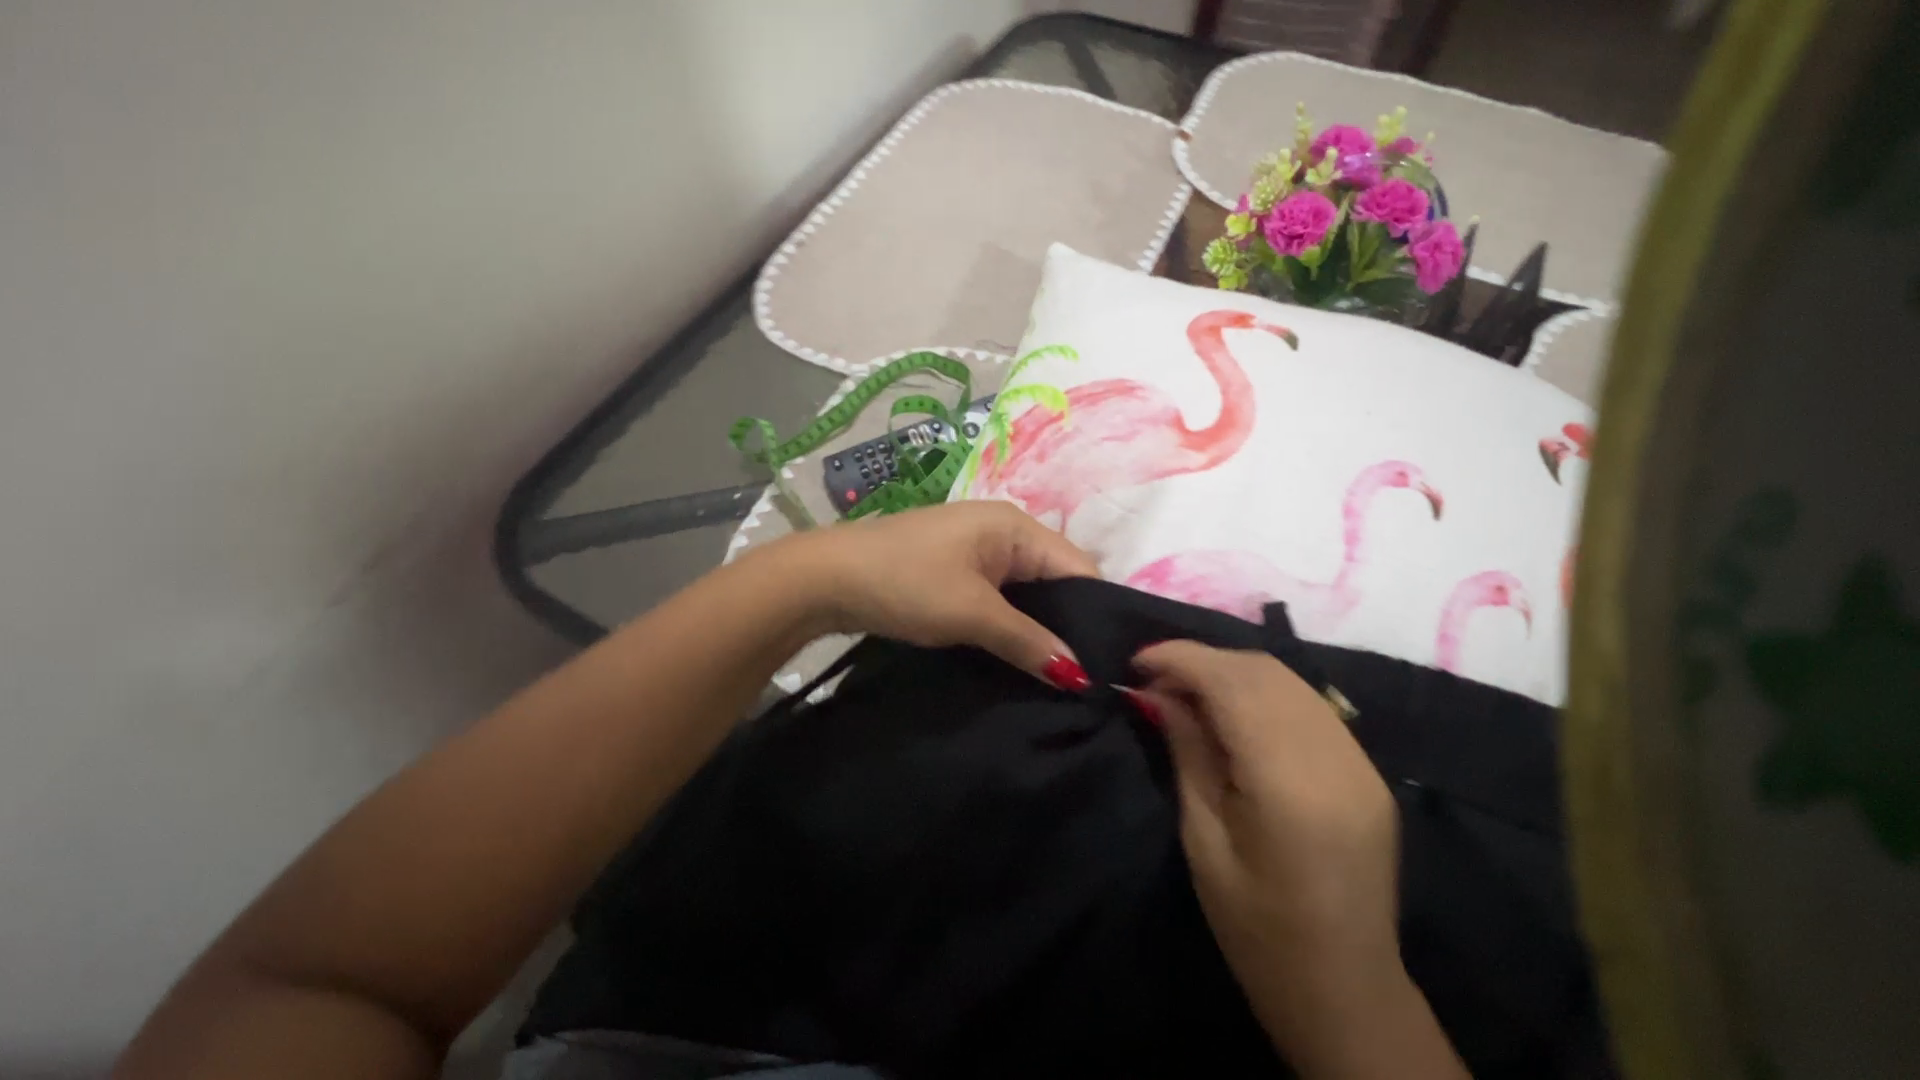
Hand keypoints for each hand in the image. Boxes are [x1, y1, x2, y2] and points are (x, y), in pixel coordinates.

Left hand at [770, 501, 1100, 687]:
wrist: (823, 579)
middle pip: (1057, 580)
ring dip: (1040, 630)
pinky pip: (1002, 600)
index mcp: (1015, 526)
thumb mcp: (970, 613)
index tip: (1112, 666)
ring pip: (1028, 594)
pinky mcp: (956, 573)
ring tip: (1060, 677)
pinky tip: (1020, 659)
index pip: (1080, 568)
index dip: (1099, 615)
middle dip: (1071, 626)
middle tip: (1088, 679)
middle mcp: (1003, 531)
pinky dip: (1012, 626)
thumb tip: (1080, 676)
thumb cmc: (904, 583)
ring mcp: (978, 552)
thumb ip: (1028, 641)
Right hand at [1132, 642, 1465, 1077]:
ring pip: (1291, 681)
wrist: (1343, 987)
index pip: (1235, 684)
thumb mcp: (1204, 840)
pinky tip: (1234, 711)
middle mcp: (1336, 757)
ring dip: (1234, 673)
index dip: (1182, 659)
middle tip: (1155, 678)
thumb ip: (1189, 753)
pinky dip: (1265, 692)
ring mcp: (1362, 762)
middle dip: (1204, 661)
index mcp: (1291, 783)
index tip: (1136, 659)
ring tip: (1187, 691)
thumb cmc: (1255, 929)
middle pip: (1266, 672)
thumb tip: (1159, 692)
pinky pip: (1311, 706)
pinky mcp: (1369, 771)